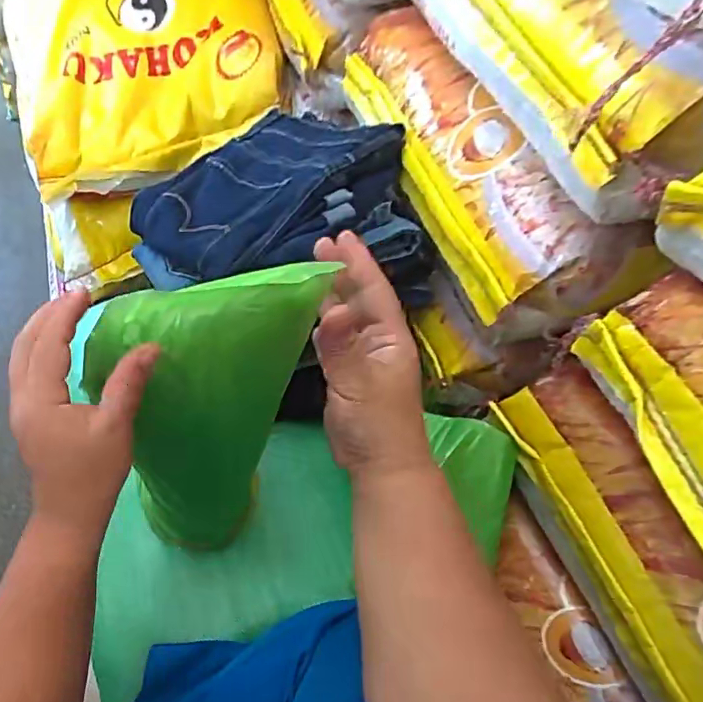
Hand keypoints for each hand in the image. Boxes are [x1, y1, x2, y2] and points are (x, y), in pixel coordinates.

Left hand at [8, 290, 159, 538]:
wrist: (68, 517)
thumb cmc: (93, 476)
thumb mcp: (115, 428)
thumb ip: (128, 383)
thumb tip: (150, 347)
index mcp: (39, 397)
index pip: (49, 343)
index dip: (65, 314)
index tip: (85, 293)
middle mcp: (21, 399)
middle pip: (24, 344)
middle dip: (46, 316)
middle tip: (73, 297)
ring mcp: (20, 410)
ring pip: (20, 358)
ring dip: (39, 332)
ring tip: (63, 315)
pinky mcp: (26, 420)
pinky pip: (25, 372)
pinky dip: (38, 351)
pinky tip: (57, 351)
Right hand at [312, 232, 430, 478]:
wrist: (380, 464)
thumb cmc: (376, 425)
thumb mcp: (357, 385)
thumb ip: (342, 348)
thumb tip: (332, 309)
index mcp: (389, 339)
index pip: (374, 292)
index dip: (358, 264)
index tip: (341, 237)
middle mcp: (378, 344)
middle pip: (361, 300)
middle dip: (343, 273)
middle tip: (321, 246)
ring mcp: (364, 360)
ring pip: (348, 319)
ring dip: (332, 295)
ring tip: (313, 271)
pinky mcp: (349, 377)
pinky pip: (336, 341)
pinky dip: (325, 324)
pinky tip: (313, 314)